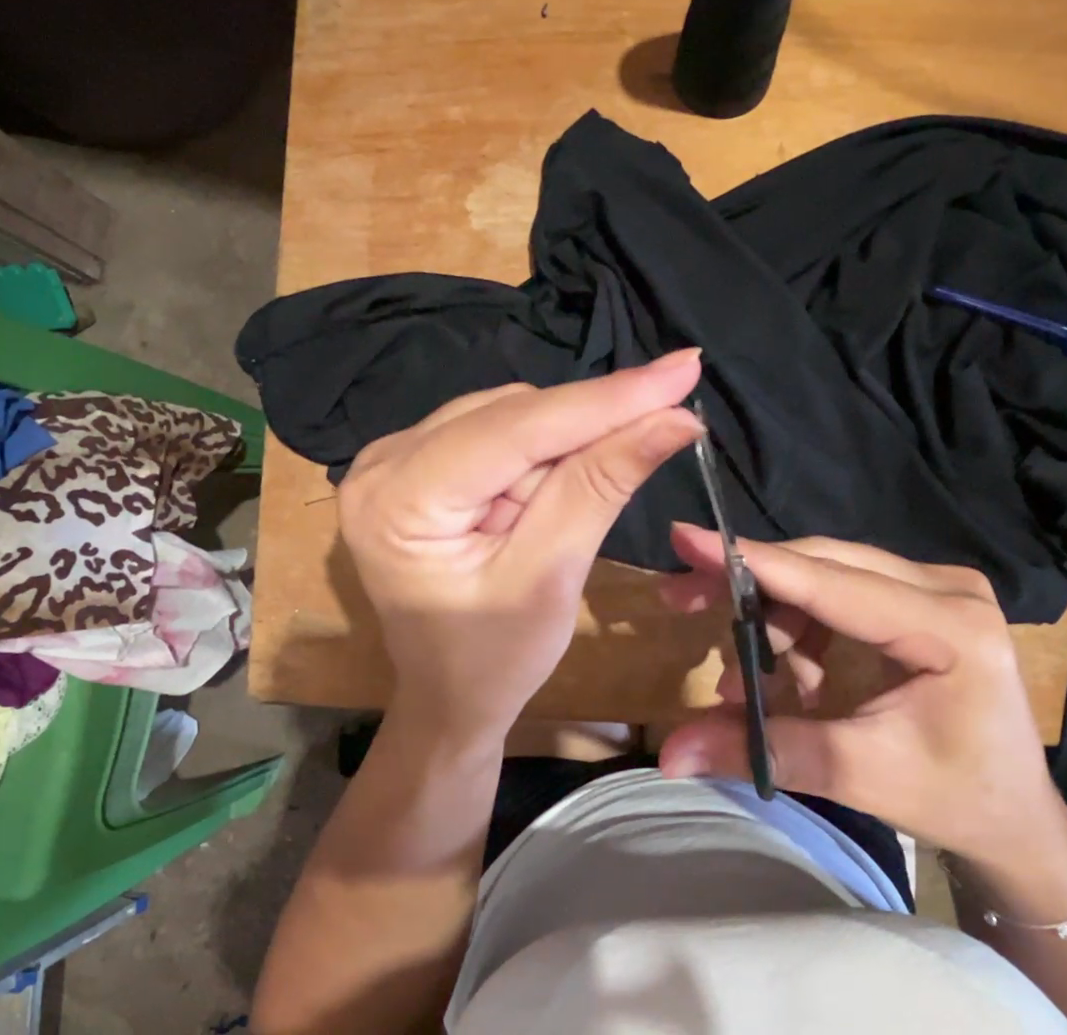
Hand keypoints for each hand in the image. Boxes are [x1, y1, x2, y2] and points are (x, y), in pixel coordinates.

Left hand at [337, 352, 703, 745]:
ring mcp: (391, 458)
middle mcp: (381, 463)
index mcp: (399, 502)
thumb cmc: (495, 660)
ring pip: (507, 417)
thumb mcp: (552, 577)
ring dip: (562, 447)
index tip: (684, 368)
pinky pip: (493, 432)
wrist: (449, 698)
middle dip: (587, 426)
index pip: (515, 430)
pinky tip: (547, 495)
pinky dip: (538, 455)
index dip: (606, 399)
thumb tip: (673, 417)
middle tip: (666, 430)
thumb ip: (601, 486)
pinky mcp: (413, 463)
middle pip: (509, 414)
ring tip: (567, 512)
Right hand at [656, 524, 1066, 871]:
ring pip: (824, 577)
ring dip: (770, 619)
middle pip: (822, 565)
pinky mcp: (919, 601)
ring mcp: (935, 589)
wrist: (1015, 818)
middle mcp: (946, 587)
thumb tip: (670, 753)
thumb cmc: (954, 798)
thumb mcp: (859, 774)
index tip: (685, 537)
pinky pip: (837, 596)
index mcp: (949, 625)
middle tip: (680, 599)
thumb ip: (766, 750)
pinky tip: (784, 676)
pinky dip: (798, 632)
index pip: (831, 581)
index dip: (753, 562)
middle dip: (748, 586)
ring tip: (736, 682)